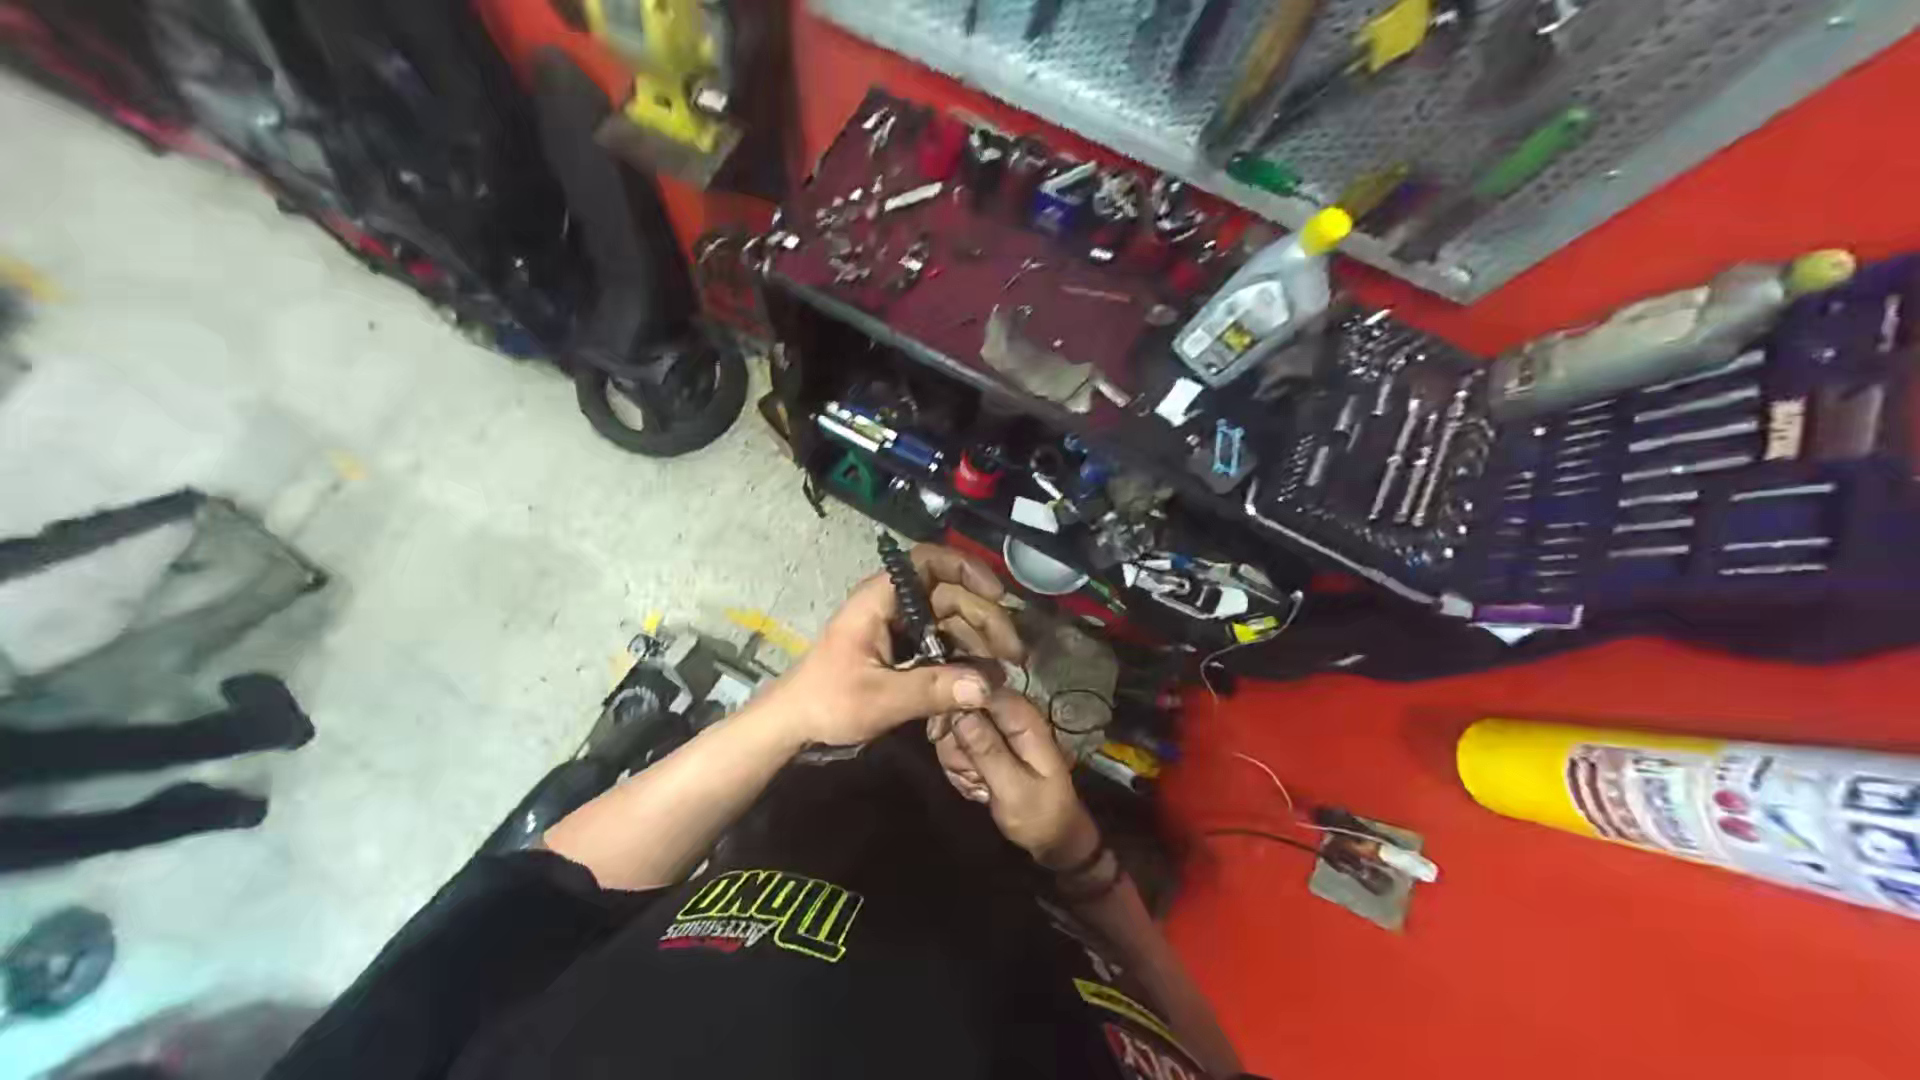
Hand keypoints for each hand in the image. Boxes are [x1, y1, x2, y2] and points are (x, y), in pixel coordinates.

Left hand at [758, 543, 1024, 747]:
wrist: (794, 724)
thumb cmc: (827, 702)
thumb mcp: (879, 698)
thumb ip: (932, 690)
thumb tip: (987, 686)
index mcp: (880, 599)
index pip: (928, 562)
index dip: (966, 569)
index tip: (997, 594)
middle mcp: (894, 605)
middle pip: (950, 595)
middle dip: (985, 620)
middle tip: (1014, 655)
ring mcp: (899, 627)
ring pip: (950, 621)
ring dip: (979, 642)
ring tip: (1004, 672)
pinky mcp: (903, 649)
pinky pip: (942, 643)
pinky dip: (963, 657)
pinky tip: (982, 678)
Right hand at [935, 690, 1097, 868]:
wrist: (1052, 837)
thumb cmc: (1040, 814)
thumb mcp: (1014, 789)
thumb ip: (988, 750)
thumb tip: (959, 713)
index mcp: (1023, 717)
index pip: (979, 688)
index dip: (954, 706)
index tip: (941, 736)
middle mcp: (1009, 715)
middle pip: (961, 706)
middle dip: (954, 742)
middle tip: (968, 775)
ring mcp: (997, 728)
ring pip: (955, 728)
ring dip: (957, 759)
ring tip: (976, 785)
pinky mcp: (988, 741)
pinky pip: (958, 744)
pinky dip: (960, 767)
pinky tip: (975, 786)